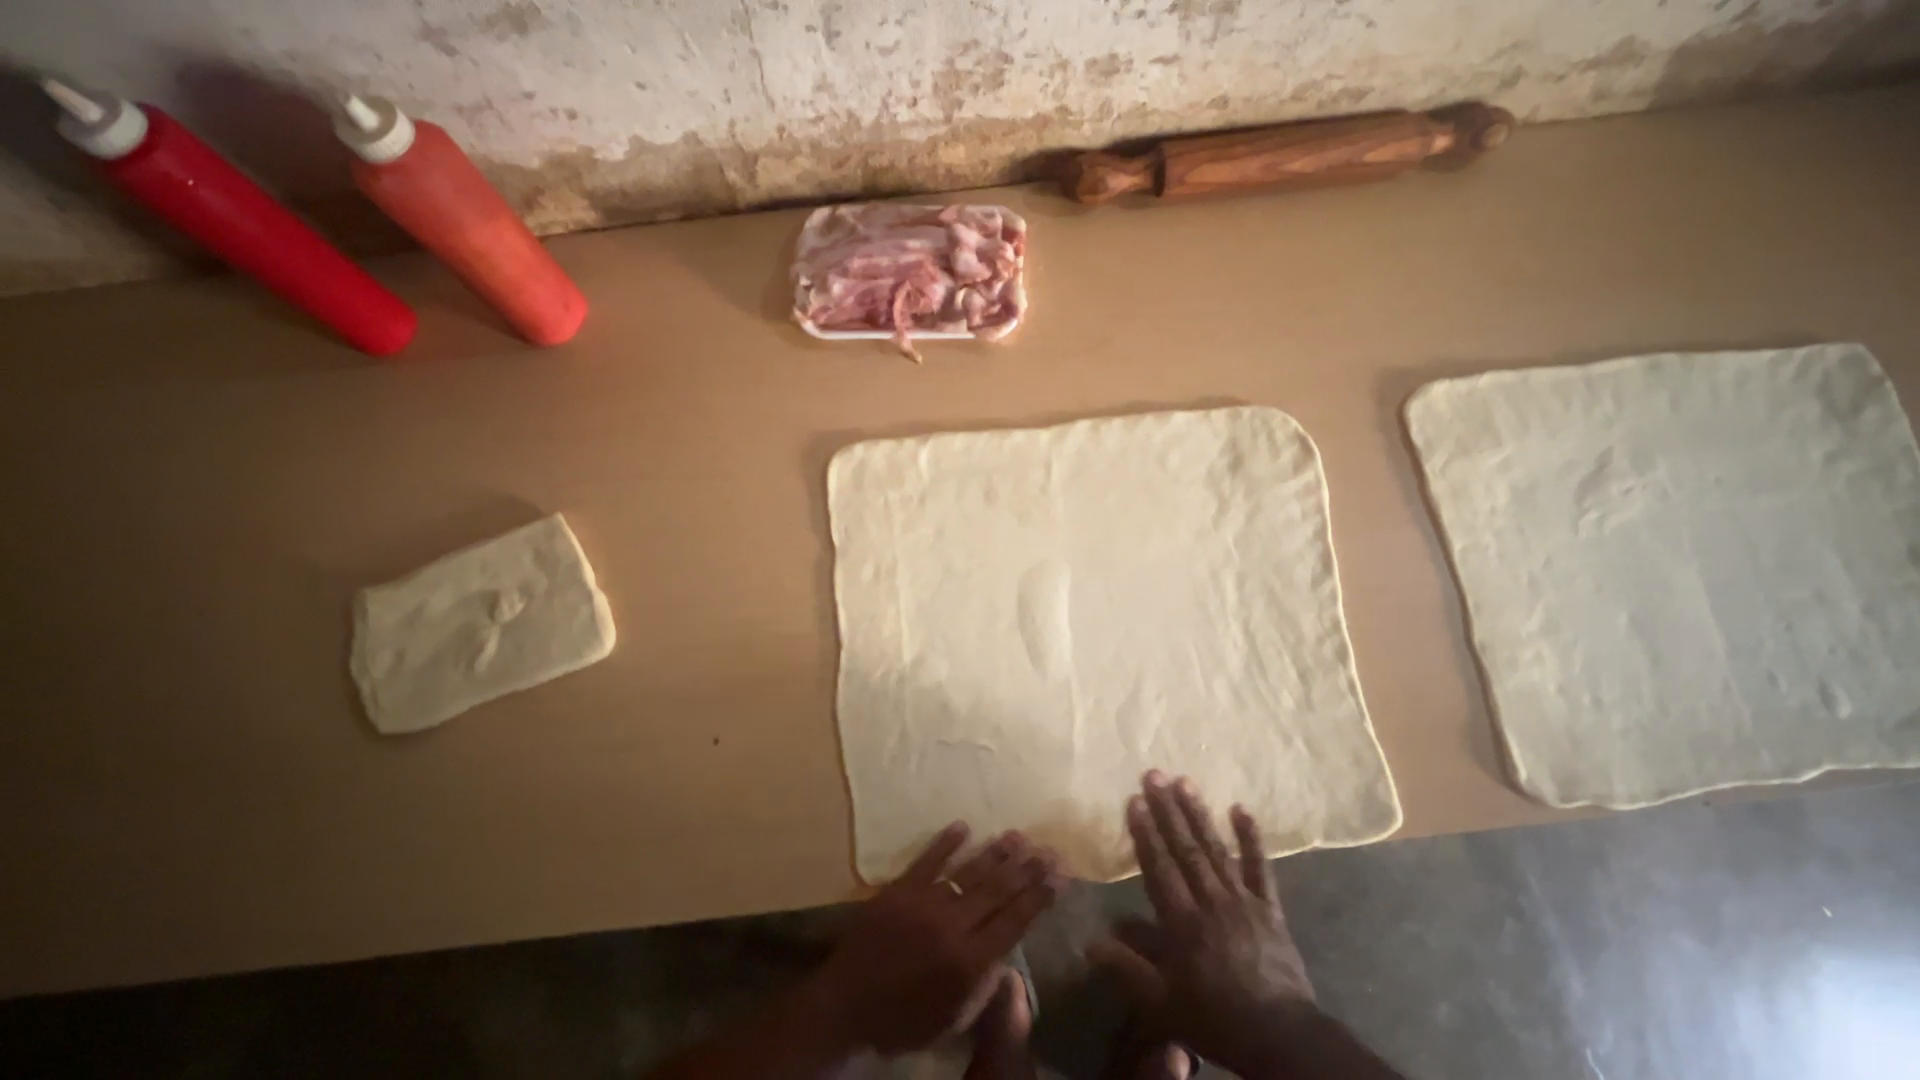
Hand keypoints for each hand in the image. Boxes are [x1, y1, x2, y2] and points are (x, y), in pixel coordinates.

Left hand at [808, 824, 1062, 1055]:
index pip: (1015, 921)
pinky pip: (926, 860)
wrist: (844, 1006)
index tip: (1060, 875)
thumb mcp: (952, 1019)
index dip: (1040, 896)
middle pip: (998, 891)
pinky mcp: (898, 890)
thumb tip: (1007, 954)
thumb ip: (983, 986)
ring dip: (995, 852)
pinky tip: (963, 827)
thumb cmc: (901, 1021)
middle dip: (1027, 868)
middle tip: (1049, 848)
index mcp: (968, 962)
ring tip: (1017, 835)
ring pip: (968, 871)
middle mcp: (952, 926)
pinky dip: (945, 843)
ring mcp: (923, 903)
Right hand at [1089, 772, 1315, 1074]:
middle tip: (1154, 775)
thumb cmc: (1215, 1018)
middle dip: (1167, 810)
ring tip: (1185, 782)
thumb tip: (1089, 940)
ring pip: (1216, 850)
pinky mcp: (1269, 908)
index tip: (1133, 800)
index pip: (1159, 868)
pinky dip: (1252, 838)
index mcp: (1182, 922)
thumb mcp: (1162, 1003)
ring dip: (1199, 815)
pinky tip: (1242, 810)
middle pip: (1186, 849)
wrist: (1281, 1036)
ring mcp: (1243, 901)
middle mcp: (1211, 902)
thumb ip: (1127, 969)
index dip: (1145, 832)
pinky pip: (1259, 868)